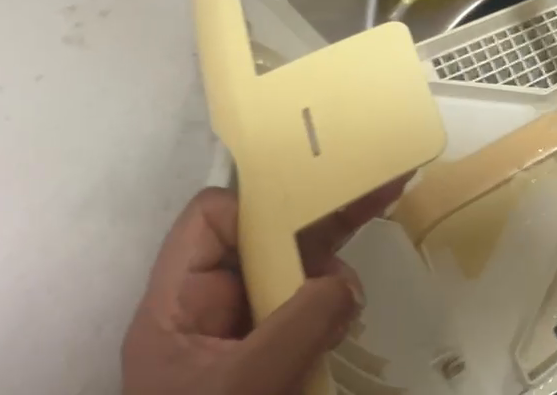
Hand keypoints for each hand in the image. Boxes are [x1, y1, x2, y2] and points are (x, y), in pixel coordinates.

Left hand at [121, 179, 405, 394]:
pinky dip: (335, 293)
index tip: (312, 195)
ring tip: (362, 263)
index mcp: (178, 306)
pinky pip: (308, 300)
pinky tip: (352, 302)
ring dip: (333, 262)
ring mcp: (242, 326)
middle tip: (379, 181)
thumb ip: (301, 320)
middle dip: (319, 212)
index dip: (257, 200)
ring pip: (294, 264)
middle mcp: (209, 305)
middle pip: (264, 234)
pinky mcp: (273, 346)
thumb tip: (344, 283)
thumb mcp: (251, 383)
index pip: (209, 221)